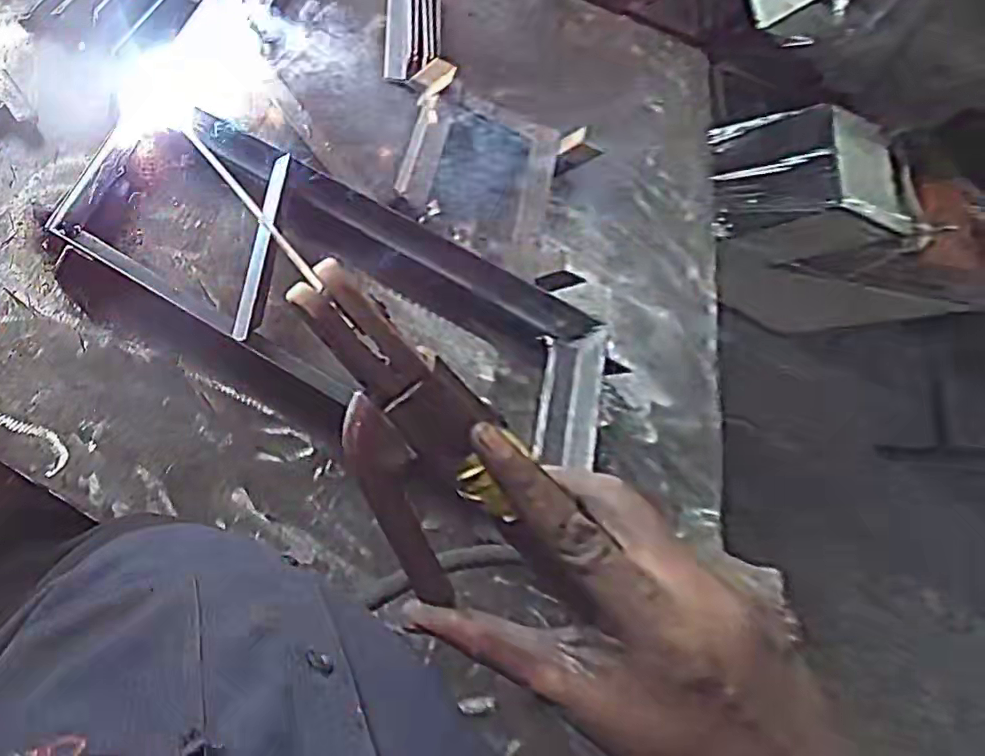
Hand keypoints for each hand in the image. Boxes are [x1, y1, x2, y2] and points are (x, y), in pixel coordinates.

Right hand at [405, 423, 848, 755]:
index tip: (487, 436)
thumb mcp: (578, 699)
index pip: (573, 529)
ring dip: (586, 501)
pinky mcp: (743, 583)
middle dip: (555, 477)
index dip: (523, 478)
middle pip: (613, 497)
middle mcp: (698, 588)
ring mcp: (730, 582)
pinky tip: (605, 559)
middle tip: (510, 482)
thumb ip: (496, 646)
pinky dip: (620, 530)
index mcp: (653, 619)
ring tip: (549, 519)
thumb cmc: (678, 746)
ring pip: (640, 508)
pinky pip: (665, 533)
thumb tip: (420, 614)